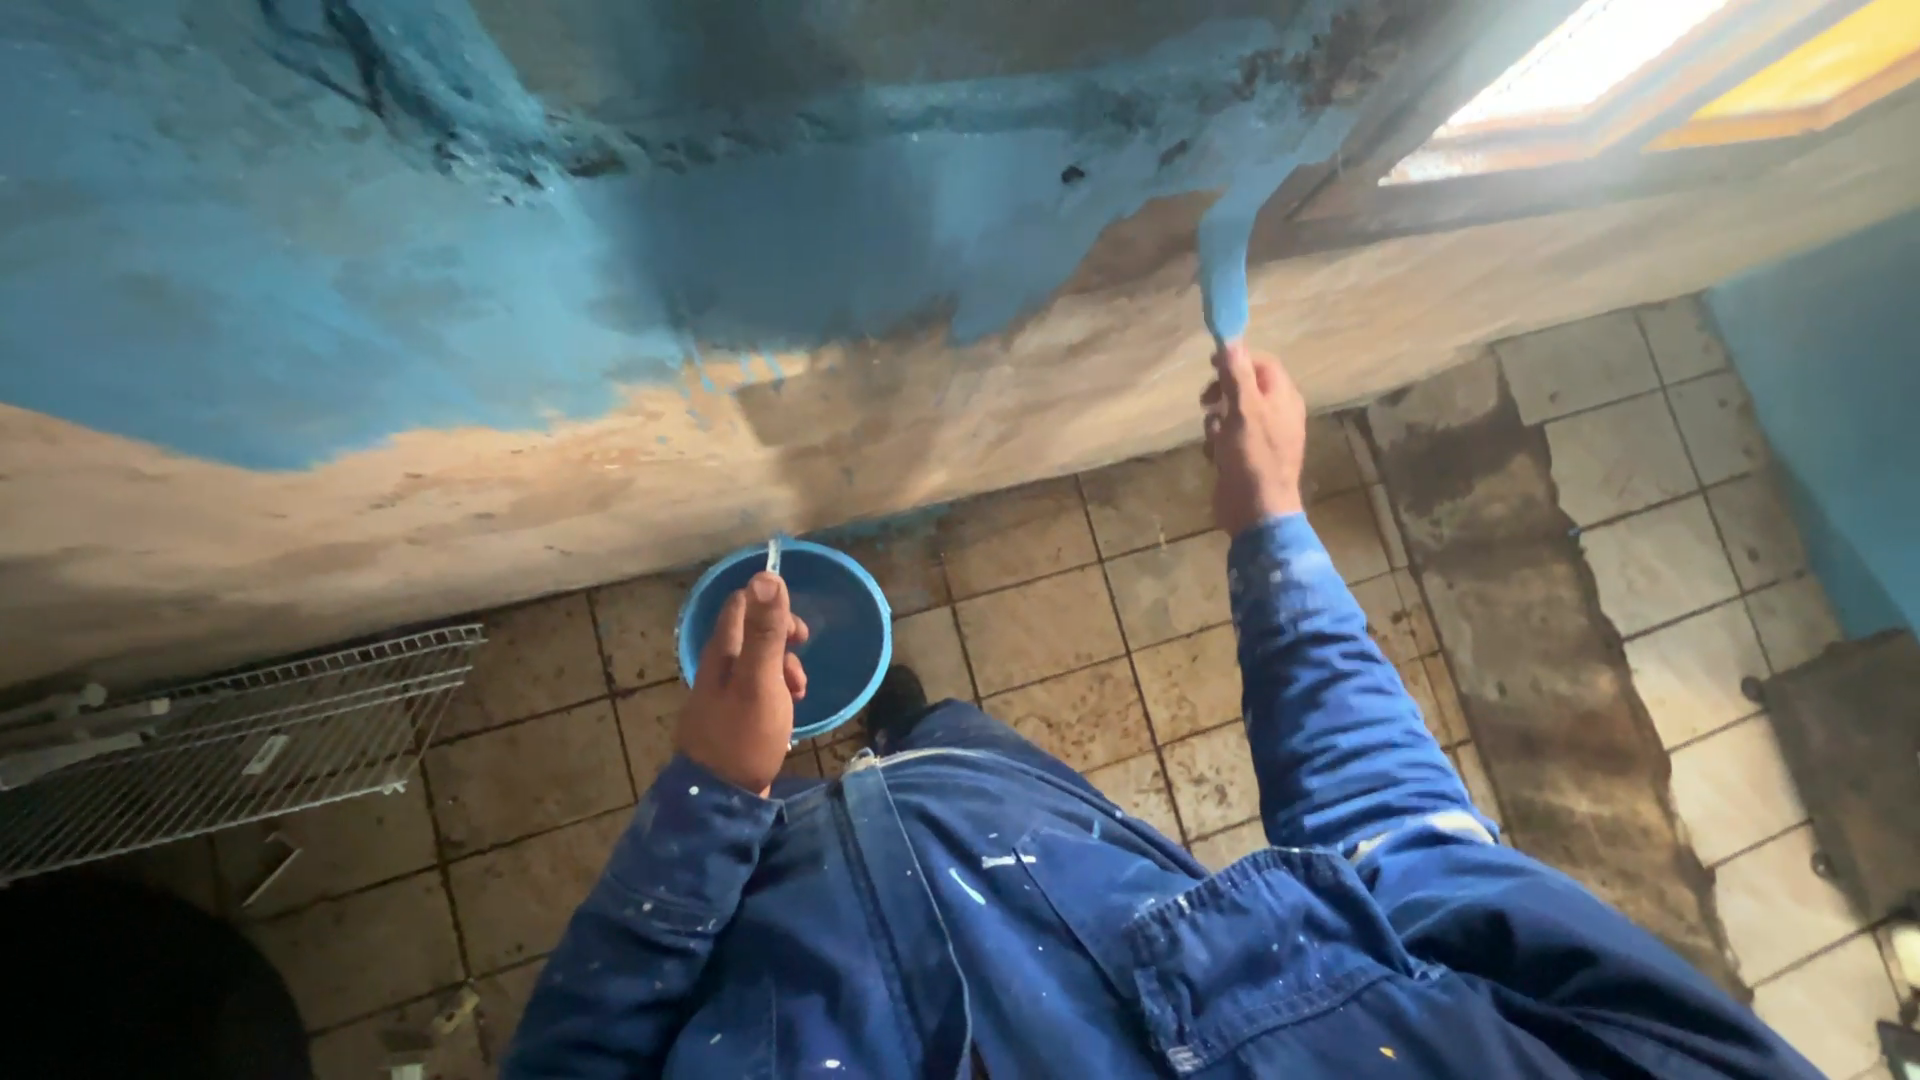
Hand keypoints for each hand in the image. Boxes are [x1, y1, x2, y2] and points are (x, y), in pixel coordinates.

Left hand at [674, 573, 809, 796]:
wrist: (719, 798)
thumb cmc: (743, 734)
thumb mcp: (761, 679)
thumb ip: (765, 630)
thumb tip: (765, 574)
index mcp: (722, 652)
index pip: (740, 603)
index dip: (771, 605)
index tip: (798, 633)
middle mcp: (719, 666)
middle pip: (752, 631)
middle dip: (783, 638)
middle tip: (802, 657)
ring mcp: (723, 693)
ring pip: (758, 661)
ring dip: (784, 668)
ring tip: (799, 692)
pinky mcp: (732, 717)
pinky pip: (757, 688)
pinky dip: (777, 690)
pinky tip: (789, 710)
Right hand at [1202, 342, 1307, 536]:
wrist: (1255, 510)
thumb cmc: (1252, 457)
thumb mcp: (1243, 410)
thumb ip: (1237, 375)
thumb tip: (1232, 340)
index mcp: (1283, 399)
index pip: (1262, 364)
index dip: (1237, 360)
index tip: (1210, 365)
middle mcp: (1277, 414)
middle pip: (1245, 387)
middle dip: (1222, 392)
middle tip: (1205, 402)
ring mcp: (1262, 437)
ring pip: (1232, 413)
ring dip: (1215, 420)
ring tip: (1212, 435)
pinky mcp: (1247, 457)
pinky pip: (1228, 438)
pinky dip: (1217, 442)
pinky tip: (1214, 455)